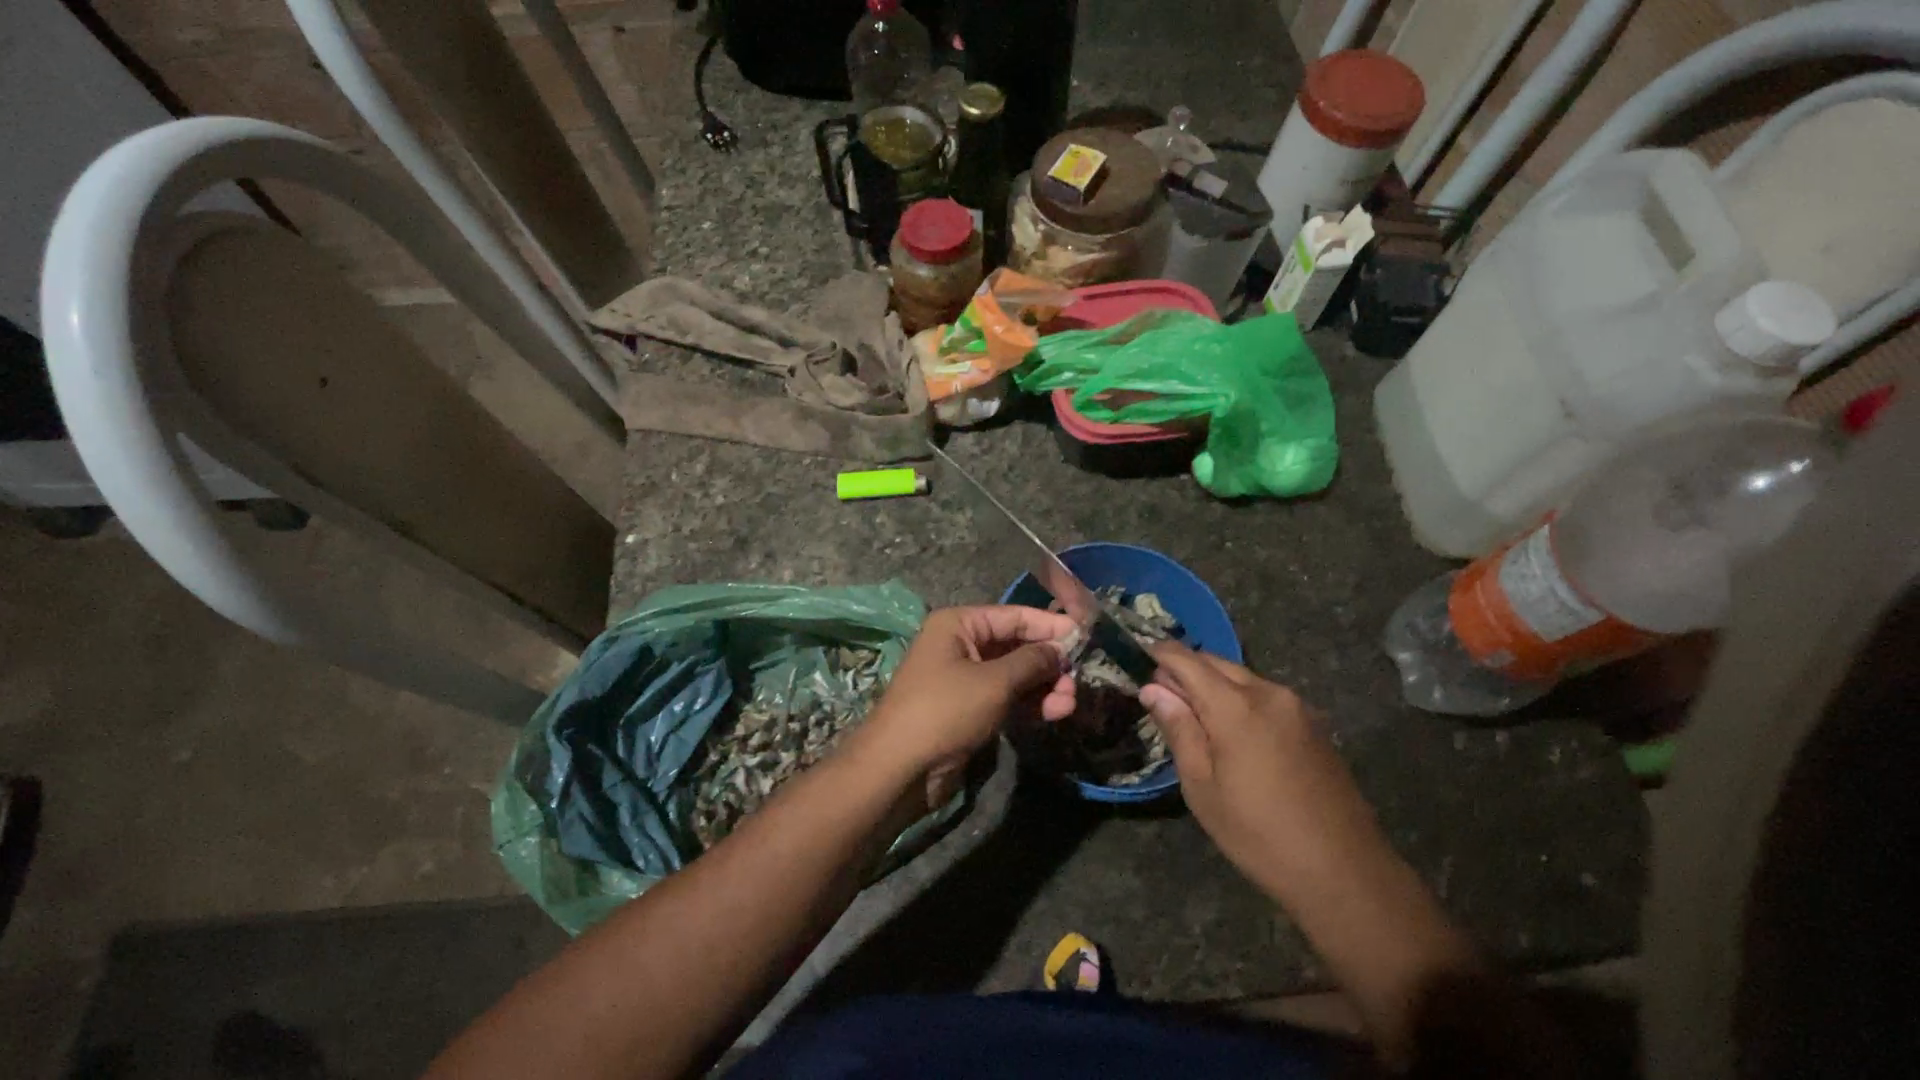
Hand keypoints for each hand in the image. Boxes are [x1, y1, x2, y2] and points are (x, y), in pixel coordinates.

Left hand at [855, 606, 1077, 804]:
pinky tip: (1054, 713)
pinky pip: (1006, 698)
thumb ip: (1032, 662)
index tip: (1086, 636)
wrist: (900, 768)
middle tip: (1077, 682)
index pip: (1014, 616)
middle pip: (1015, 646)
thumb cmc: (945, 711)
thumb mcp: (994, 682)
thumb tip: (1059, 650)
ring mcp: (963, 680)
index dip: (1050, 626)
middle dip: (1048, 663)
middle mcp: (960, 646)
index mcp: (958, 625)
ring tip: (1069, 704)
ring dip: (1043, 688)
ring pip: (1014, 676)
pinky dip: (1029, 704)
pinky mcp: (968, 710)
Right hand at [1140, 642, 1374, 899]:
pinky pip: (1266, 698)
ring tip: (1192, 716)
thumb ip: (1179, 730)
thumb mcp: (1203, 788)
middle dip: (1185, 670)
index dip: (1160, 654)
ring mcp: (1297, 708)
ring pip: (1243, 679)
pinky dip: (1240, 701)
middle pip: (1217, 664)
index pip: (1188, 661)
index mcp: (1237, 707)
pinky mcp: (1314, 725)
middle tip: (1159, 694)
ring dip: (1213, 686)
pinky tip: (1231, 733)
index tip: (1137, 656)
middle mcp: (1269, 693)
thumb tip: (1154, 689)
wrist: (1343, 870)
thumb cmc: (1258, 835)